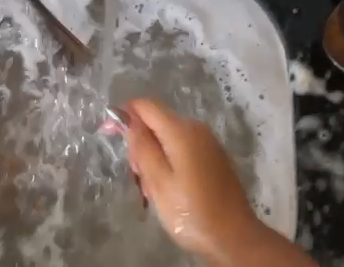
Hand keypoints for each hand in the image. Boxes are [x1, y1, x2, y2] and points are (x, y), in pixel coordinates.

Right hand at [124, 99, 266, 262]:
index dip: (124, 114)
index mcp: (181, 130)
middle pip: (157, 121)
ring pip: (168, 136)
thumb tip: (128, 117)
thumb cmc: (192, 212)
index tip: (108, 133)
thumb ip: (142, 147)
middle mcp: (195, 127)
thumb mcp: (158, 182)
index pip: (146, 105)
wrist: (235, 238)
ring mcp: (207, 141)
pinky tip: (169, 188)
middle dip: (140, 142)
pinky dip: (169, 160)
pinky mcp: (213, 156)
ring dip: (153, 155)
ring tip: (151, 189)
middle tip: (137, 176)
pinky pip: (182, 147)